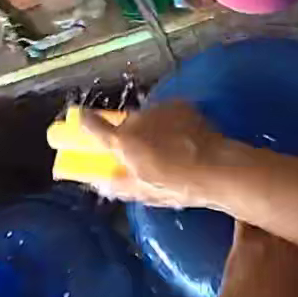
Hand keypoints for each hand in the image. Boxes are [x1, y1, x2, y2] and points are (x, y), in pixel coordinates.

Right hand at [79, 101, 233, 207]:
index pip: (92, 124)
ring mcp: (159, 108)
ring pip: (147, 117)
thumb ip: (118, 185)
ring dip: (151, 128)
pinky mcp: (180, 104)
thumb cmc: (178, 184)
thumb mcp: (145, 192)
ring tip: (169, 148)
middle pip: (125, 124)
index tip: (80, 117)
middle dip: (130, 135)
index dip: (84, 120)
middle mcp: (137, 119)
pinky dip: (169, 122)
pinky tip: (183, 138)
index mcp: (123, 141)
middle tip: (143, 154)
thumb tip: (99, 182)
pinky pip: (166, 112)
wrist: (217, 166)